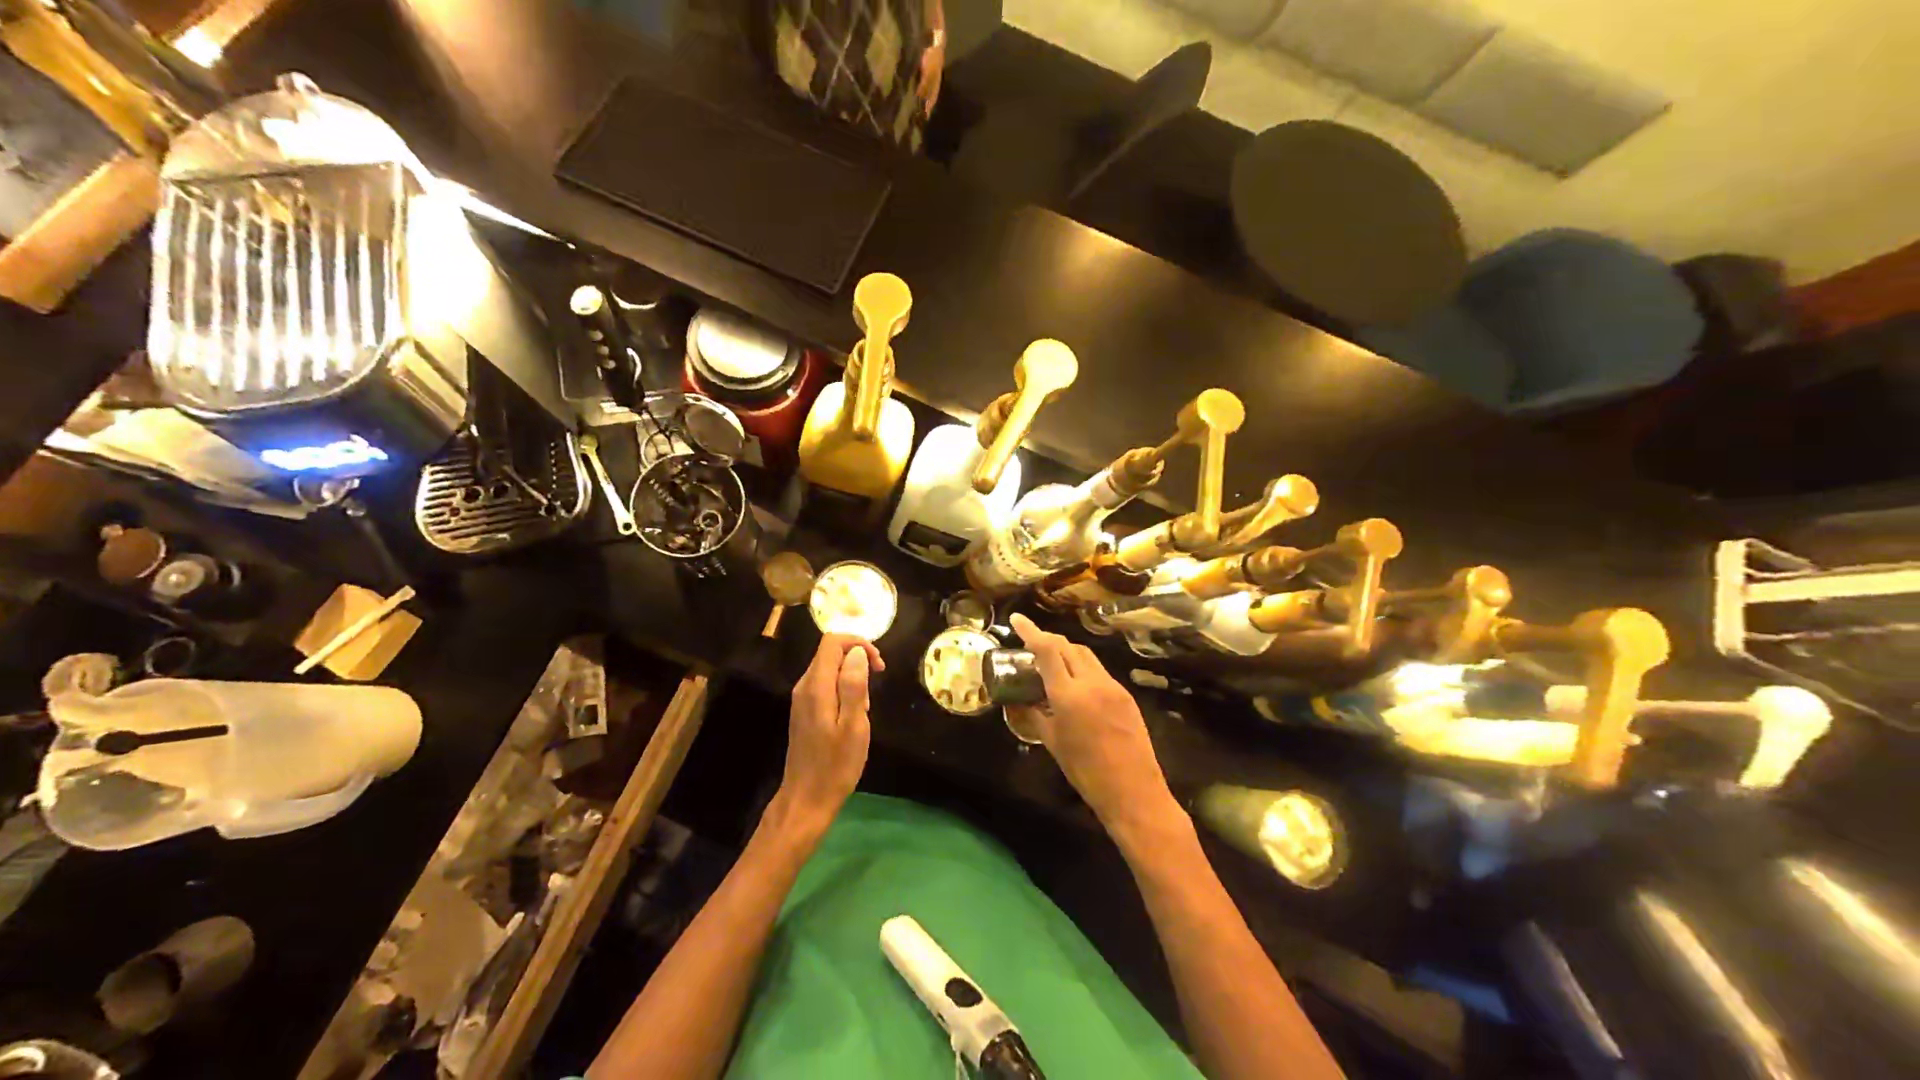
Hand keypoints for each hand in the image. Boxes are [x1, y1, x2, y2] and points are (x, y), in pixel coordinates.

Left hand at [778, 634, 883, 830]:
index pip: (832, 642)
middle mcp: (804, 686)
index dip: (859, 644)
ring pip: (829, 669)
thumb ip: (854, 686)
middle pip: (830, 652)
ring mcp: (802, 699)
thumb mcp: (854, 726)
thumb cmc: (835, 766)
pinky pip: (826, 686)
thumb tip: (857, 652)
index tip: (879, 667)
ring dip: (852, 678)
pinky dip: (843, 691)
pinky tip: (852, 717)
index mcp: (816, 686)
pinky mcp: (805, 711)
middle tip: (873, 692)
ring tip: (863, 710)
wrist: (806, 799)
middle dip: (857, 661)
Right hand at [1007, 614, 1177, 834]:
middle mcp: (1092, 683)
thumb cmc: (1085, 772)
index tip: (1017, 619)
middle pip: (1068, 646)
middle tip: (1031, 644)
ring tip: (1051, 661)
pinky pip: (1099, 672)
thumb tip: (1019, 701)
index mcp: (1069, 695)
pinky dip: (1082, 669)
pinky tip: (1074, 684)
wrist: (1133, 791)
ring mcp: (1113, 687)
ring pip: (1086, 656)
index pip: (1047, 650)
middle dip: (1048, 640)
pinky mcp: (1126, 696)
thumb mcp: (1052, 743)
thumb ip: (1035, 715)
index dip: (1030, 631)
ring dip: (1067, 652)